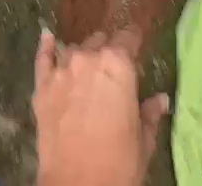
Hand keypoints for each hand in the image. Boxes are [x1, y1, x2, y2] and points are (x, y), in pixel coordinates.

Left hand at [32, 29, 168, 185]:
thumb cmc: (119, 163)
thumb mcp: (143, 140)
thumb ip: (150, 114)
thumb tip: (160, 99)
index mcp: (118, 65)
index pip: (128, 37)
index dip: (134, 40)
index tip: (137, 44)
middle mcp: (88, 58)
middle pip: (100, 42)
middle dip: (108, 51)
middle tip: (114, 71)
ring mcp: (61, 70)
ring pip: (74, 49)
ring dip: (83, 56)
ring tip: (88, 70)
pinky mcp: (41, 86)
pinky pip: (43, 58)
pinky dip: (46, 47)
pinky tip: (48, 38)